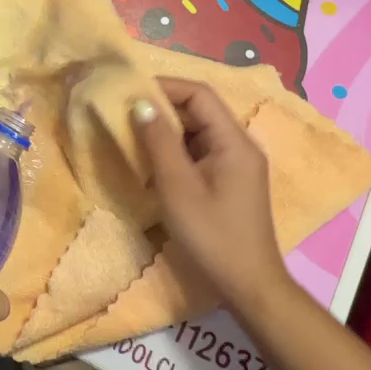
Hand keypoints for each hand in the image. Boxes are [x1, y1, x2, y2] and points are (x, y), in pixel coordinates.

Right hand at [132, 78, 290, 309]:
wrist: (247, 283)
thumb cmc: (211, 233)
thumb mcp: (177, 185)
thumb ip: (158, 140)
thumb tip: (139, 103)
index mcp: (234, 142)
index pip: (200, 95)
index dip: (165, 86)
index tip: (128, 92)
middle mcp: (240, 145)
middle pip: (200, 109)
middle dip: (161, 105)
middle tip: (123, 111)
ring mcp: (236, 163)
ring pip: (197, 129)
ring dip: (165, 127)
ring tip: (131, 132)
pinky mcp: (228, 179)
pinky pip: (199, 148)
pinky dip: (174, 146)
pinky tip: (151, 158)